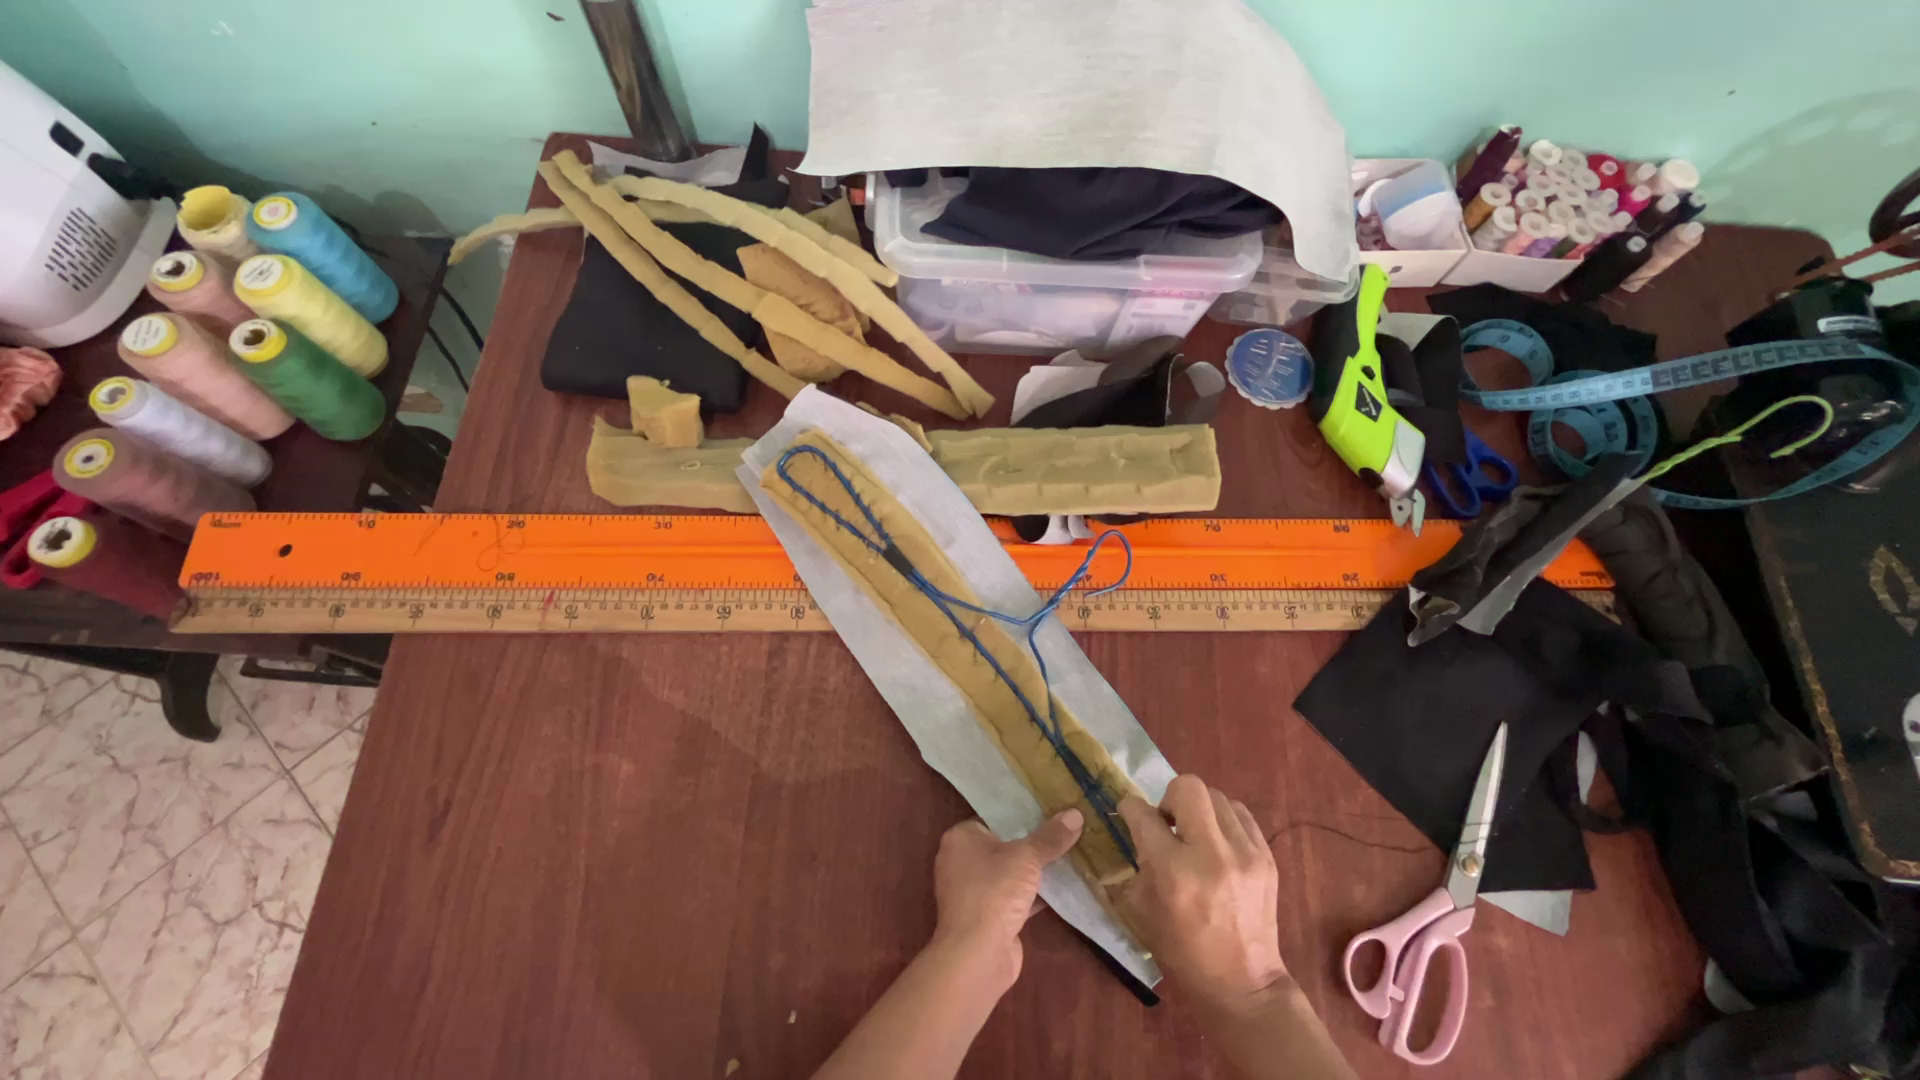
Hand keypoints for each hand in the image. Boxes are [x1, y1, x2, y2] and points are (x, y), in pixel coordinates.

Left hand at [931, 809, 1083, 986]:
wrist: (978, 954)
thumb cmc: (994, 890)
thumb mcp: (1027, 857)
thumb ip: (1050, 837)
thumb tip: (1076, 813)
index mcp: (961, 838)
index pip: (993, 818)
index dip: (1021, 815)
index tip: (1050, 810)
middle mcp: (962, 861)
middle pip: (1004, 846)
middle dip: (1033, 843)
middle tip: (1065, 831)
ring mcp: (974, 892)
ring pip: (1010, 874)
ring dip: (1035, 871)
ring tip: (1070, 855)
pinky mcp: (988, 917)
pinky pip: (1015, 897)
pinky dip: (1035, 894)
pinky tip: (1064, 888)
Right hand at [1114, 775, 1288, 1013]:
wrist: (1243, 984)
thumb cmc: (1183, 952)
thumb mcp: (1143, 909)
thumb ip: (1139, 861)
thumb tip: (1138, 828)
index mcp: (1175, 872)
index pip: (1145, 816)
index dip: (1131, 808)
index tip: (1130, 813)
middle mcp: (1212, 855)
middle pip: (1188, 787)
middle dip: (1169, 798)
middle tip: (1167, 823)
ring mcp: (1246, 854)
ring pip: (1217, 796)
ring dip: (1198, 809)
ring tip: (1195, 834)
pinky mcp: (1267, 857)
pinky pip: (1240, 815)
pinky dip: (1223, 821)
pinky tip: (1218, 844)